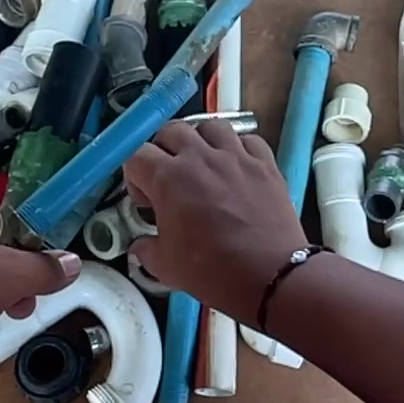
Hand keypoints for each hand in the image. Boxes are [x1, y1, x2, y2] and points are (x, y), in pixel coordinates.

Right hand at [124, 121, 309, 319]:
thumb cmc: (213, 271)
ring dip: (201, 141)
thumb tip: (140, 247)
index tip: (145, 198)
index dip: (134, 176)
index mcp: (168, 179)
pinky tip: (236, 168)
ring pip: (210, 126)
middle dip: (163, 151)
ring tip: (203, 165)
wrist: (269, 275)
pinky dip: (239, 148)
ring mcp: (236, 157)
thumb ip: (146, 250)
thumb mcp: (166, 266)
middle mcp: (201, 158)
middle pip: (171, 131)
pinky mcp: (265, 164)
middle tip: (169, 179)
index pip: (136, 155)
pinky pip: (248, 140)